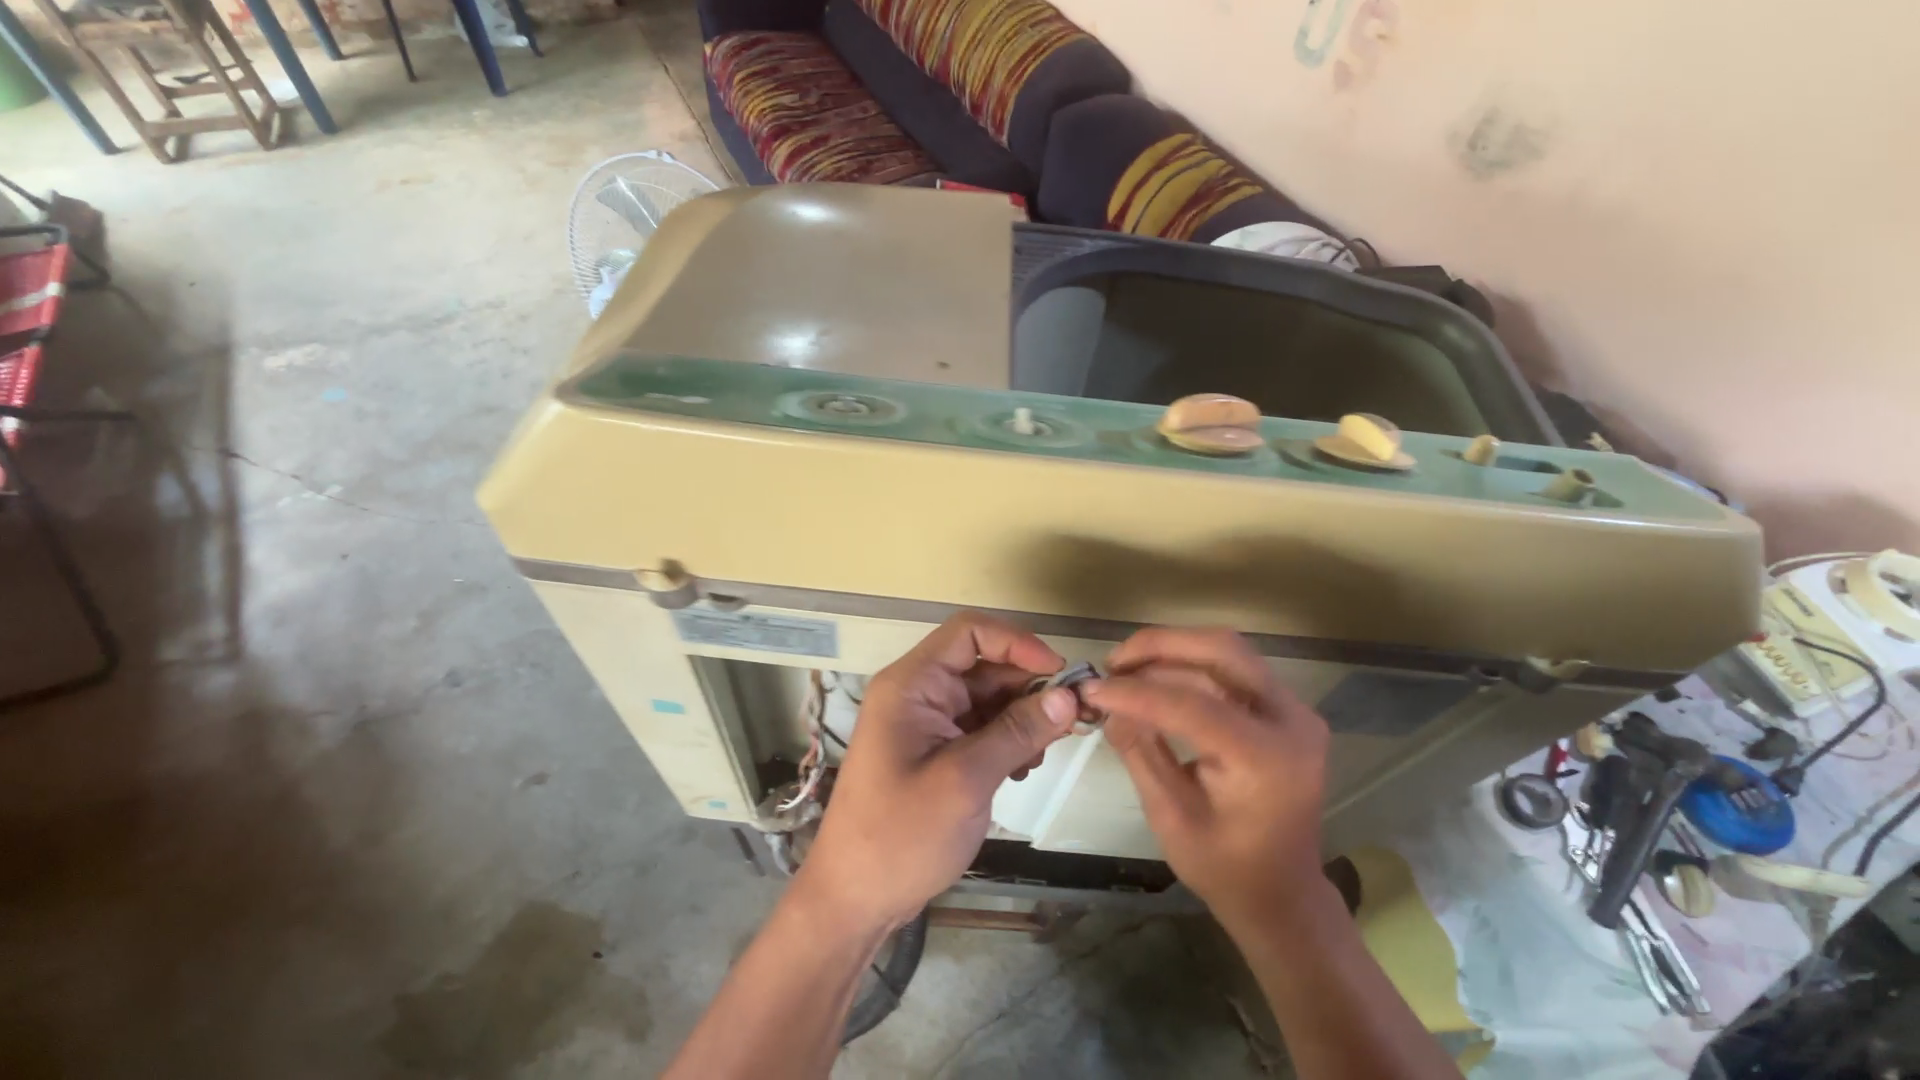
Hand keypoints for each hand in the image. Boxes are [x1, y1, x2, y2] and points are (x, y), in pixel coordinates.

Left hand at [794, 613, 1081, 928]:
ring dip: (1022, 718)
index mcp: (912, 685)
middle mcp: (917, 694)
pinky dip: (1007, 740)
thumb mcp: (966, 779)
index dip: (1017, 642)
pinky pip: (980, 728)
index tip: (1059, 673)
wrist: (855, 898)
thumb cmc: (902, 834)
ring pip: (987, 698)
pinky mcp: (935, 753)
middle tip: (1069, 722)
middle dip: (1028, 687)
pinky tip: (1022, 769)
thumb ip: (1018, 732)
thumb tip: (1067, 695)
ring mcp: (925, 724)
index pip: (969, 631)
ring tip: (1040, 756)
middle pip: (983, 665)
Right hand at [1085, 627, 1331, 932]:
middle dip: (1161, 647)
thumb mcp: (1170, 815)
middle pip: (1223, 651)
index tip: (1092, 688)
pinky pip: (1235, 671)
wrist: (1282, 893)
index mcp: (1266, 759)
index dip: (1136, 692)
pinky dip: (1191, 667)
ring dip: (1174, 652)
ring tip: (1126, 669)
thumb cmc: (1224, 867)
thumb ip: (1140, 751)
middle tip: (1113, 662)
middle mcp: (1291, 722)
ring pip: (1228, 653)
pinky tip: (1155, 679)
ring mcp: (1294, 711)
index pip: (1193, 705)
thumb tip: (1106, 704)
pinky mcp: (1285, 710)